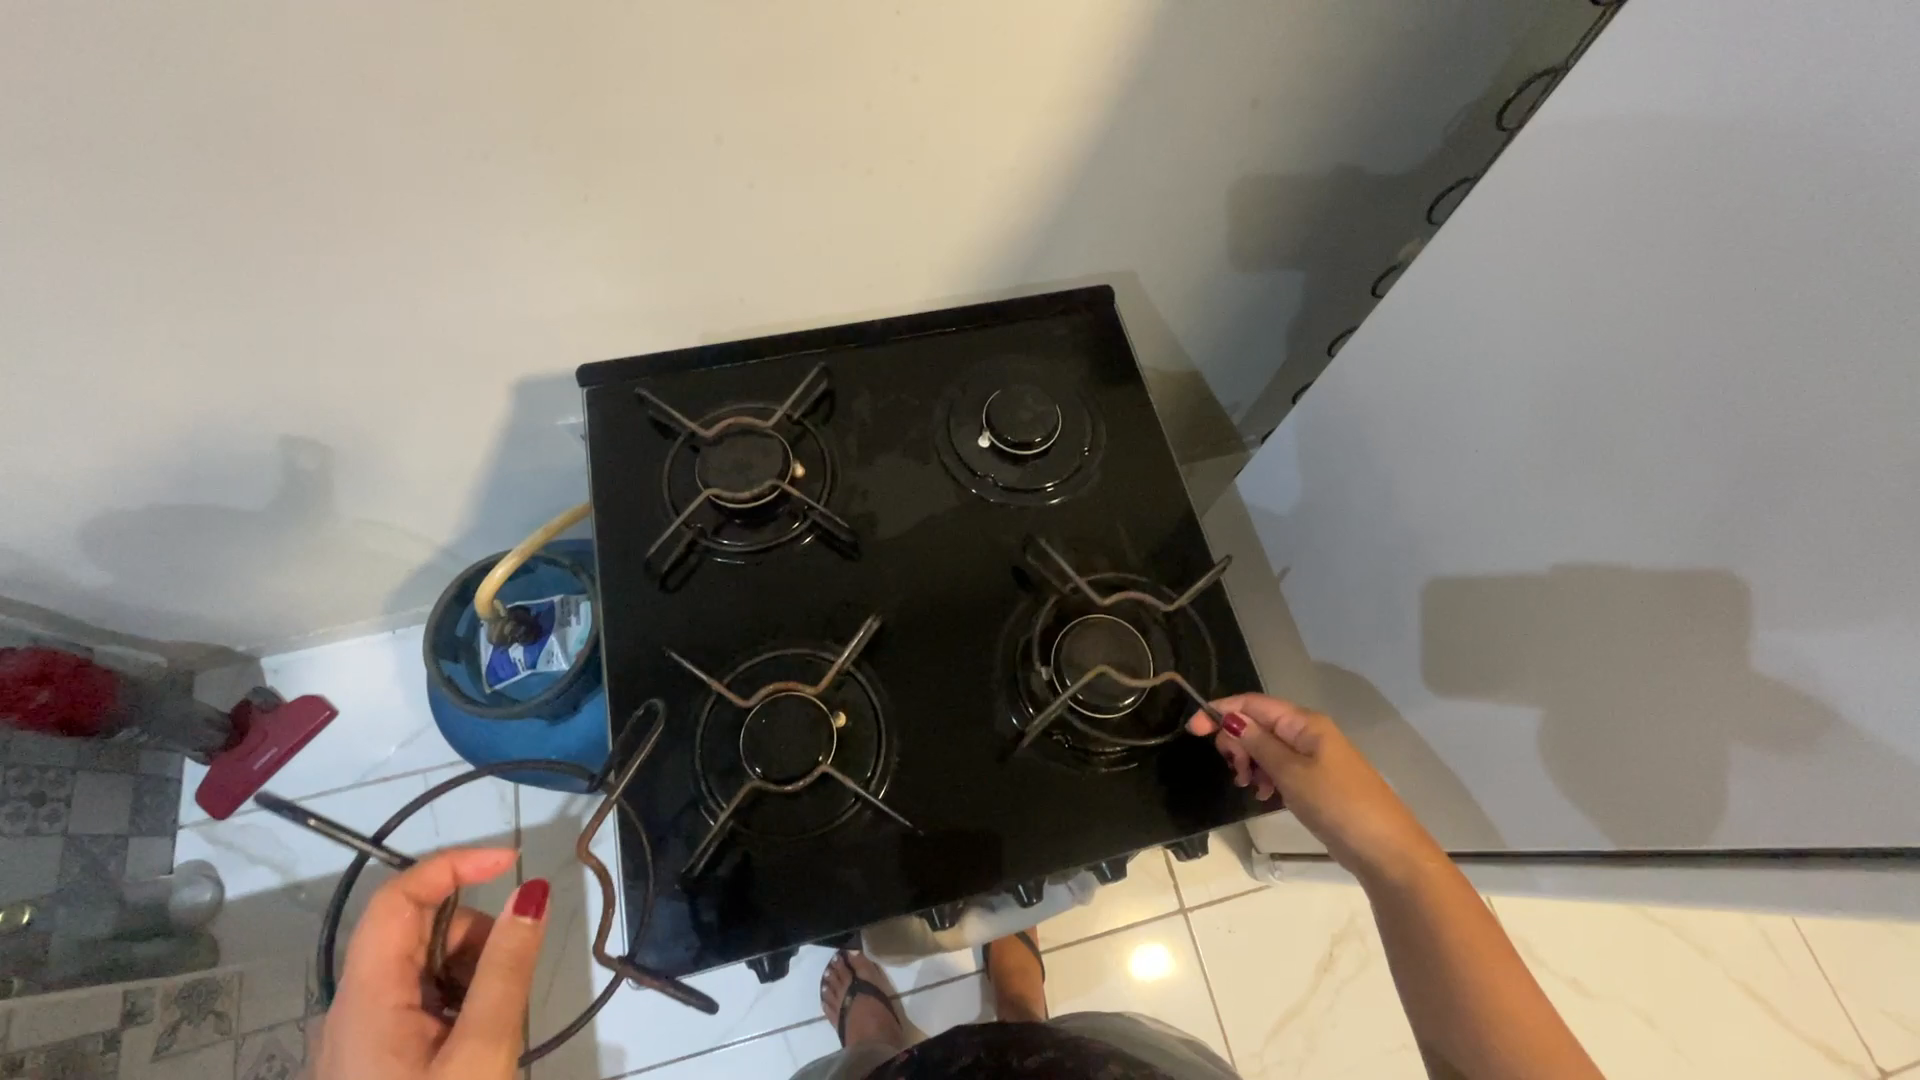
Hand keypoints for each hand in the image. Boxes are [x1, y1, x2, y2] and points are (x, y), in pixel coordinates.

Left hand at [312, 848, 549, 1079]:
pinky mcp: (383, 1053)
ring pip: (430, 963)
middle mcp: (358, 1006)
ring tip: (496, 1026)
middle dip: (477, 935)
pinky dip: (466, 1000)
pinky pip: (429, 997)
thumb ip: (507, 967)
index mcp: (367, 999)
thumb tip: (532, 890)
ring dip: (476, 971)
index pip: (399, 899)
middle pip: (420, 930)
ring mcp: (368, 1032)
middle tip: (510, 982)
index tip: (515, 859)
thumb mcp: (481, 1051)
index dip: (454, 864)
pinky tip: (480, 1040)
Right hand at [1189, 694, 1440, 882]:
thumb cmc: (1337, 804)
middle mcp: (1307, 733)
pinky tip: (1264, 796)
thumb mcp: (1291, 772)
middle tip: (1234, 770)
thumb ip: (1257, 743)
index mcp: (1304, 723)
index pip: (1253, 704)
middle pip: (1258, 724)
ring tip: (1250, 787)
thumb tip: (1230, 718)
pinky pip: (1279, 767)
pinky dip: (1265, 777)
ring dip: (1250, 762)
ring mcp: (1312, 758)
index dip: (1221, 711)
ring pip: (1266, 747)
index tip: (1193, 731)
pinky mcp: (1315, 781)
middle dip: (1237, 742)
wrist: (1385, 850)